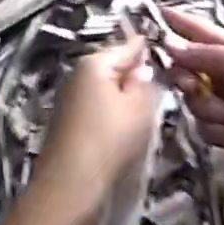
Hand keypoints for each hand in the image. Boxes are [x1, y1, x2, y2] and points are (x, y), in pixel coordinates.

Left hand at [37, 31, 161, 203]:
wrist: (70, 180)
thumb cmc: (110, 138)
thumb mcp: (139, 108)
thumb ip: (145, 83)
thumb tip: (141, 69)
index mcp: (94, 63)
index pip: (125, 47)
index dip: (143, 47)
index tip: (157, 43)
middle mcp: (77, 73)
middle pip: (112, 66)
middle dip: (132, 71)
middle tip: (157, 79)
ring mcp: (69, 95)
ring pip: (103, 86)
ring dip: (121, 92)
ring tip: (144, 103)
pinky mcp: (66, 117)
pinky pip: (95, 103)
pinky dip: (109, 107)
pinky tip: (121, 121)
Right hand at [162, 8, 223, 172]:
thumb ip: (201, 53)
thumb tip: (167, 42)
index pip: (196, 29)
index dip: (175, 21)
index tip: (152, 13)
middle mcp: (223, 72)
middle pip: (184, 67)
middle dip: (185, 78)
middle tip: (192, 85)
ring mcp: (223, 101)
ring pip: (190, 99)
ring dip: (207, 107)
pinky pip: (201, 125)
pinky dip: (216, 129)